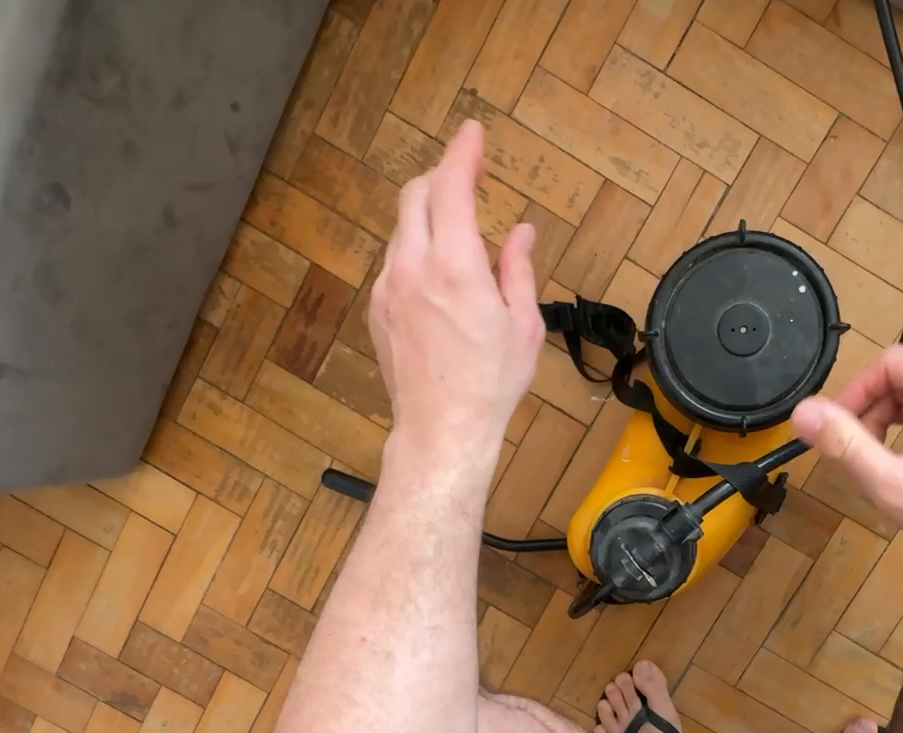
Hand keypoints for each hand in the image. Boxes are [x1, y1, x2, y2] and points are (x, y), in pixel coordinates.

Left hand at [369, 121, 543, 453]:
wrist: (443, 428)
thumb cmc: (491, 384)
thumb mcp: (523, 327)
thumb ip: (519, 271)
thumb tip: (521, 234)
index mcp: (456, 268)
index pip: (451, 188)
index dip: (463, 153)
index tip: (473, 135)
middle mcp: (414, 268)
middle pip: (416, 196)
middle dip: (442, 178)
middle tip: (469, 180)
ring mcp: (389, 288)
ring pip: (402, 230)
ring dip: (429, 218)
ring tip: (460, 240)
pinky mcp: (378, 309)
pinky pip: (394, 262)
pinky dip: (416, 251)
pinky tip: (439, 279)